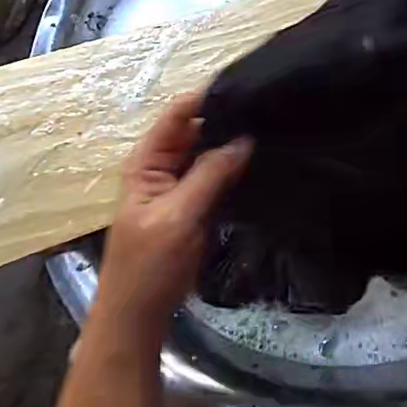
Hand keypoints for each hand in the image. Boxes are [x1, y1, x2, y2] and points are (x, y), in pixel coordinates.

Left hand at [92, 93, 252, 336]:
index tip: (244, 88)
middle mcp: (162, 164)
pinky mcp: (194, 203)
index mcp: (146, 160)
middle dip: (226, 118)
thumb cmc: (148, 266)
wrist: (137, 319)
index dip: (207, 98)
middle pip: (195, 129)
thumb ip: (210, 174)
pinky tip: (259, 157)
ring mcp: (179, 184)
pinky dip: (233, 165)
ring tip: (269, 126)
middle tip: (266, 109)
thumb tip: (244, 139)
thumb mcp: (178, 216)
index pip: (177, 114)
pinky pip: (215, 174)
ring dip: (231, 141)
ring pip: (208, 150)